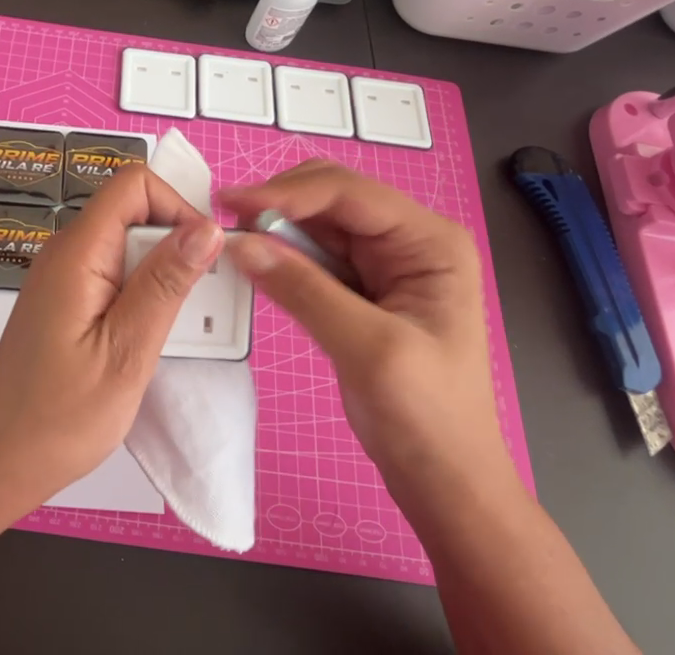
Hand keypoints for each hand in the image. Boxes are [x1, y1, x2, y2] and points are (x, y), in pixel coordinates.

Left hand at [0, 165, 223, 511]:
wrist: (1, 460)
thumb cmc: (61, 416)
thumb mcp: (128, 351)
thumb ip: (165, 284)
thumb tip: (206, 228)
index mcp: (77, 253)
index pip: (132, 185)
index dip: (177, 206)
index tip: (203, 258)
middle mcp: (66, 253)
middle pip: (133, 213)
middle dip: (176, 246)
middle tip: (198, 304)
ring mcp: (64, 277)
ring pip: (128, 247)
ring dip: (163, 277)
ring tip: (179, 328)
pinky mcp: (66, 301)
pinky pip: (114, 276)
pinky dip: (143, 297)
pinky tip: (152, 337)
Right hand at [218, 160, 515, 507]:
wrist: (446, 482)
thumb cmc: (428, 417)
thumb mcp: (367, 349)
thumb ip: (304, 290)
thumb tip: (240, 244)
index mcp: (430, 242)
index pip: (349, 193)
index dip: (286, 193)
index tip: (230, 205)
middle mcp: (408, 240)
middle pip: (331, 197)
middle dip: (279, 204)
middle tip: (228, 225)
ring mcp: (384, 264)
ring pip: (316, 224)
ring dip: (276, 229)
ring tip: (233, 243)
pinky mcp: (361, 289)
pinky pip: (313, 255)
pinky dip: (282, 255)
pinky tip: (256, 263)